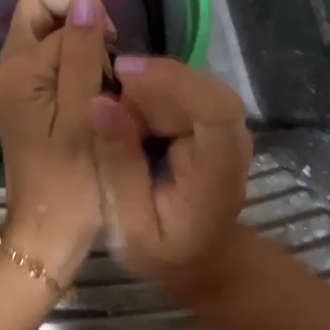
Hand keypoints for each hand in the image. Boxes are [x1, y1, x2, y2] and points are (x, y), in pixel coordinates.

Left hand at [0, 0, 114, 283]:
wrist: (48, 235)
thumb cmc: (70, 180)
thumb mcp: (81, 115)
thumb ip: (80, 55)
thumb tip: (84, 1)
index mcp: (18, 65)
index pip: (53, 7)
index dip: (88, 18)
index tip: (115, 54)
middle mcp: (11, 65)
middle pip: (41, 8)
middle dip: (80, 17)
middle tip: (110, 53)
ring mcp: (19, 82)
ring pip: (49, 32)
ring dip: (82, 42)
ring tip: (106, 78)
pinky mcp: (31, 98)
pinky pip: (52, 58)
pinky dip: (78, 62)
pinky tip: (98, 91)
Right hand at [88, 57, 253, 299]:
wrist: (202, 257)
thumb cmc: (165, 250)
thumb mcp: (128, 225)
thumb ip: (117, 167)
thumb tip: (99, 102)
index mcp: (218, 174)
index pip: (216, 110)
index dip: (173, 80)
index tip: (122, 72)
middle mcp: (231, 140)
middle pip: (193, 87)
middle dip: (142, 89)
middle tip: (104, 115)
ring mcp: (222, 124)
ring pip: (180, 82)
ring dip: (139, 94)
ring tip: (115, 131)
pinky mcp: (208, 115)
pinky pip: (174, 88)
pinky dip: (143, 96)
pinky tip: (127, 125)